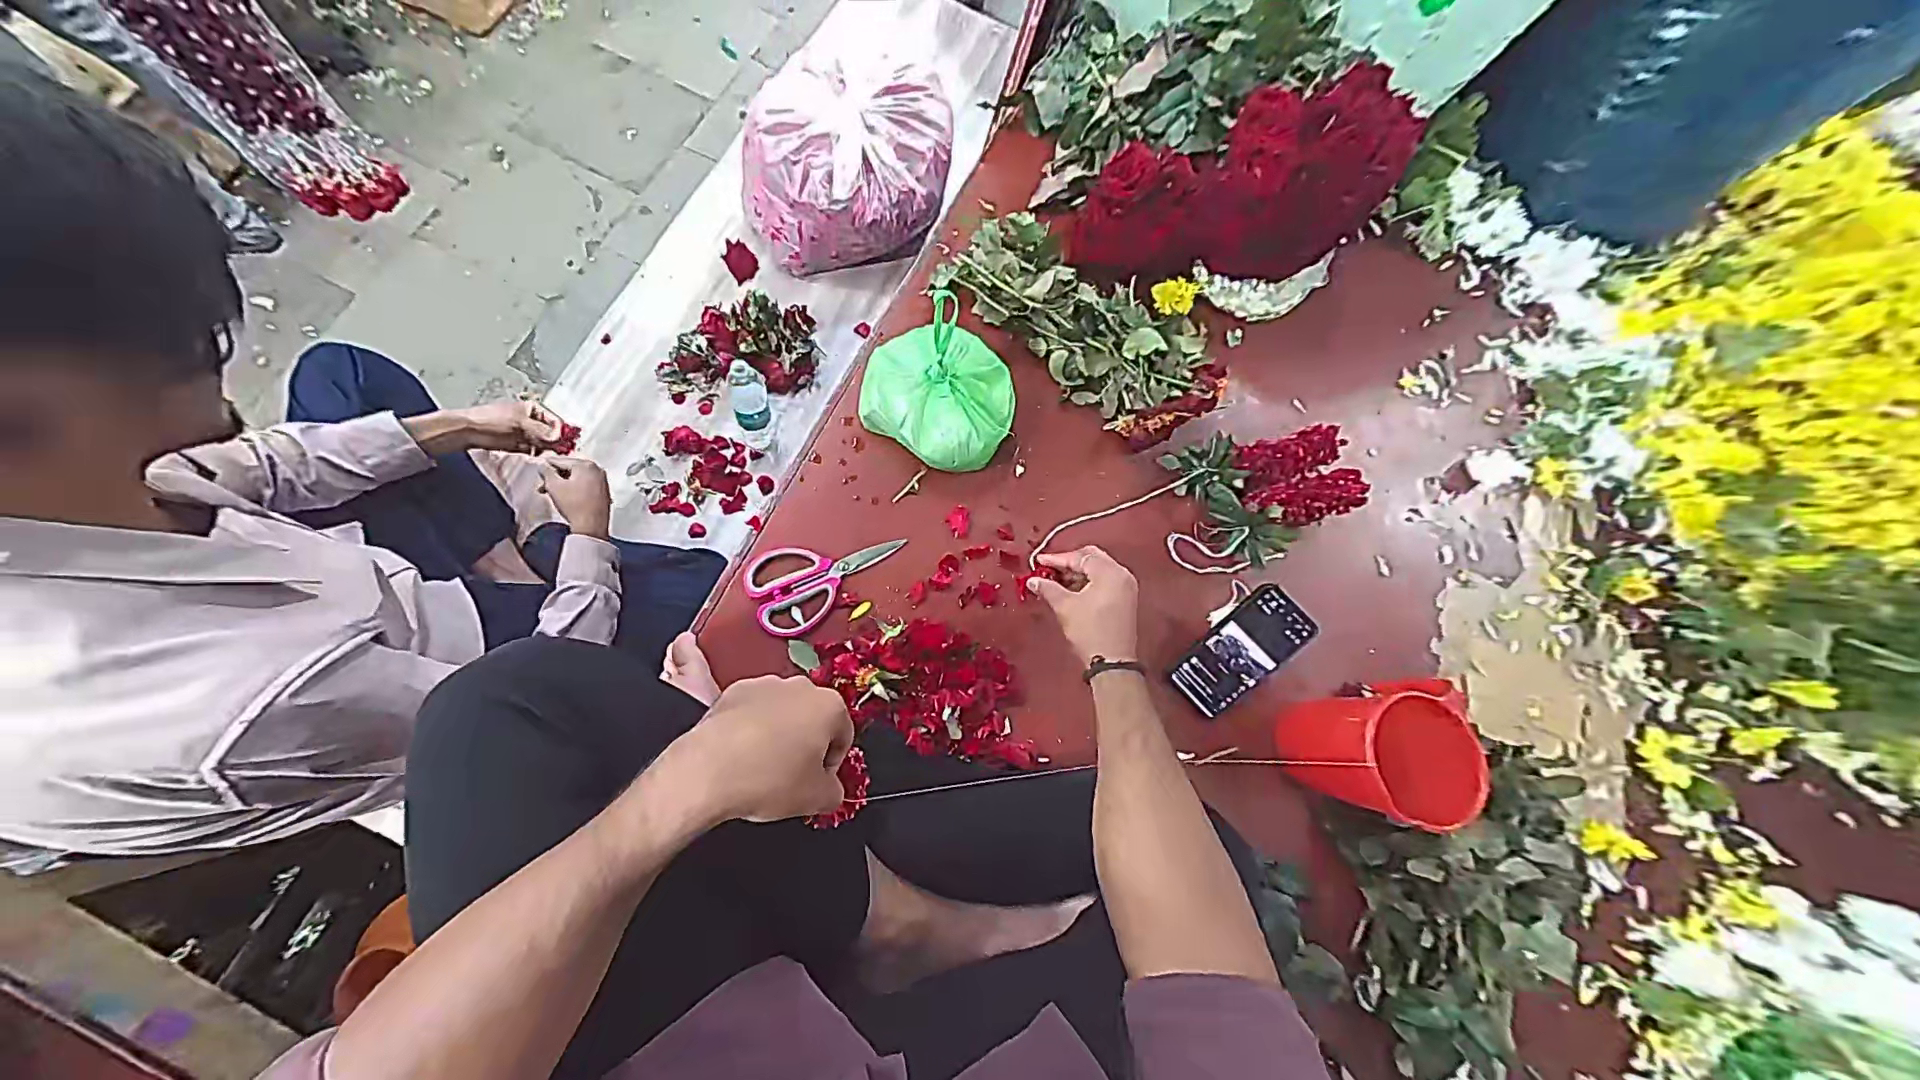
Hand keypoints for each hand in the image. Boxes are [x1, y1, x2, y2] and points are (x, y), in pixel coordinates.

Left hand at [403, 402, 560, 455]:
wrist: (465, 431)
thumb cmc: (490, 422)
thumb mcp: (520, 425)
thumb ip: (543, 432)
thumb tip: (560, 439)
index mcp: (533, 408)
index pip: (557, 421)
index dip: (560, 433)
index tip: (561, 444)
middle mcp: (531, 419)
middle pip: (551, 433)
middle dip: (552, 443)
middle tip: (551, 451)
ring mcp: (524, 431)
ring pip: (543, 443)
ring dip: (543, 449)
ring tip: (537, 452)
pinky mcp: (517, 442)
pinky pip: (533, 449)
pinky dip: (534, 453)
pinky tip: (530, 454)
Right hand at [538, 457, 611, 540]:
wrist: (591, 526)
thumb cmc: (576, 506)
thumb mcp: (553, 485)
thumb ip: (546, 472)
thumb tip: (543, 467)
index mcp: (586, 466)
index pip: (561, 460)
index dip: (547, 465)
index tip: (541, 467)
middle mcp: (598, 471)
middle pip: (570, 469)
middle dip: (555, 476)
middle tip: (544, 484)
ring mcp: (602, 482)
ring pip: (578, 478)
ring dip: (564, 483)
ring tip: (553, 492)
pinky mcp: (603, 493)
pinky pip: (585, 485)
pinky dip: (574, 488)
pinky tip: (566, 497)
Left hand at [663, 675, 854, 824]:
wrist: (707, 770)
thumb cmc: (769, 780)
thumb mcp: (819, 799)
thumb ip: (835, 791)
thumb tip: (830, 789)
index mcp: (830, 706)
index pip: (843, 736)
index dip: (832, 764)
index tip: (817, 782)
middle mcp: (801, 687)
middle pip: (813, 719)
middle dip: (806, 744)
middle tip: (791, 776)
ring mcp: (765, 684)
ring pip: (782, 713)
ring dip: (778, 734)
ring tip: (761, 767)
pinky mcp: (733, 690)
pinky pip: (752, 711)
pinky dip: (750, 728)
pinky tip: (740, 754)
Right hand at [1032, 546, 1139, 666]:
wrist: (1111, 661)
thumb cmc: (1089, 631)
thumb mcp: (1065, 606)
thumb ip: (1048, 588)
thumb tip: (1033, 580)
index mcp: (1110, 572)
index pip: (1081, 557)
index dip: (1057, 559)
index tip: (1039, 561)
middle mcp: (1122, 575)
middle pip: (1092, 558)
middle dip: (1069, 562)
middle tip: (1049, 569)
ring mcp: (1126, 587)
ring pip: (1098, 570)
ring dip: (1078, 572)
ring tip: (1056, 580)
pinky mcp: (1125, 599)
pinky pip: (1104, 581)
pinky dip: (1088, 582)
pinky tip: (1071, 590)